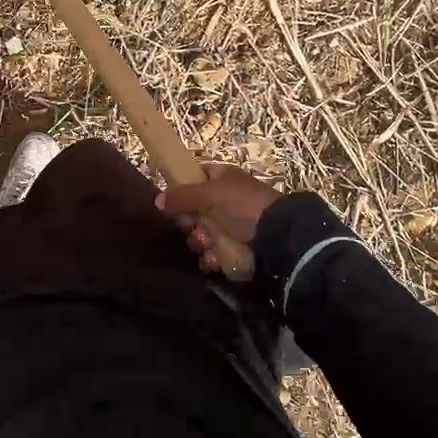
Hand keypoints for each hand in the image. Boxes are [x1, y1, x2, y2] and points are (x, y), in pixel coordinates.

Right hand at [156, 163, 283, 274]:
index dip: (183, 187)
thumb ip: (181, 196)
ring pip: (204, 232)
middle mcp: (228, 199)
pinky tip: (213, 261)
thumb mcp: (209, 195)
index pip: (197, 176)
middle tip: (190, 227)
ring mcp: (235, 225)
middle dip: (190, 221)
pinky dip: (212, 257)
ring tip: (206, 245)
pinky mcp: (240, 248)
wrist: (280, 236)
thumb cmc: (243, 206)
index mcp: (224, 178)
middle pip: (196, 209)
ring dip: (200, 240)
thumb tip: (157, 200)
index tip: (173, 201)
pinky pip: (217, 252)